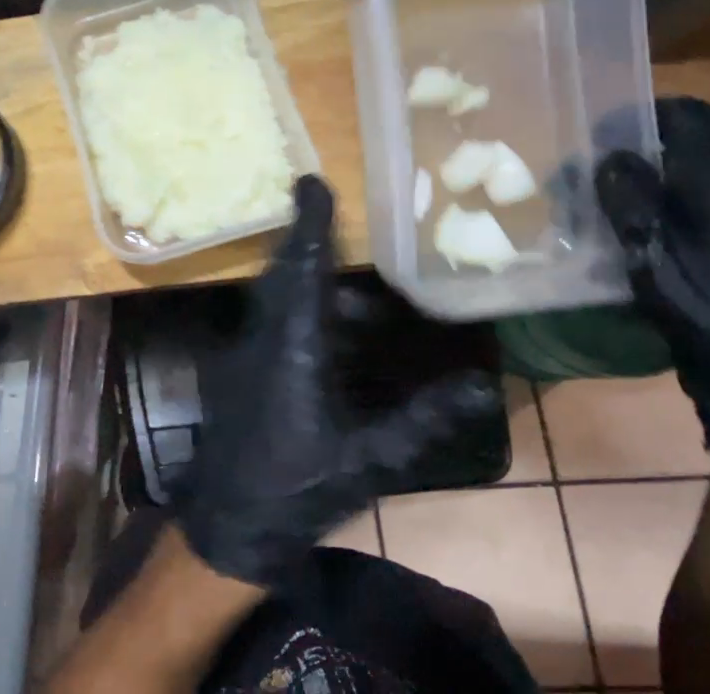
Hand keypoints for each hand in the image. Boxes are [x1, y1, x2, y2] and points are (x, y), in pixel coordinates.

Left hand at [178, 176, 497, 586]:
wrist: (227, 527)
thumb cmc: (295, 490)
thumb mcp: (367, 460)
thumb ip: (422, 421)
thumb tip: (482, 385)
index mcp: (290, 349)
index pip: (301, 270)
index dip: (309, 224)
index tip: (310, 182)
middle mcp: (260, 340)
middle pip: (285, 276)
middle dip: (311, 246)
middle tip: (336, 222)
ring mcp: (241, 357)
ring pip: (277, 303)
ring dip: (313, 291)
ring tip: (366, 305)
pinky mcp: (236, 376)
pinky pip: (271, 328)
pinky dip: (303, 320)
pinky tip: (337, 344)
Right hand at [594, 98, 709, 457]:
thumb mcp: (662, 267)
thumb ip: (633, 208)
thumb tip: (610, 156)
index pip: (690, 117)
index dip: (641, 115)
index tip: (594, 137)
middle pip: (690, 157)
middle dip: (637, 164)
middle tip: (587, 191)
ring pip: (699, 194)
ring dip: (653, 202)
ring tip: (607, 230)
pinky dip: (674, 232)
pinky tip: (648, 264)